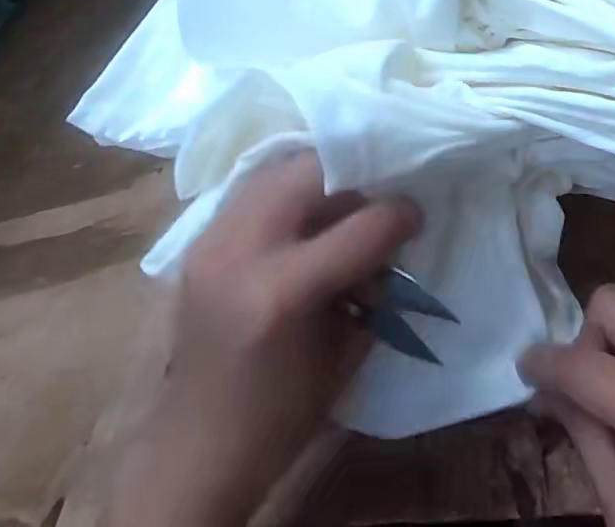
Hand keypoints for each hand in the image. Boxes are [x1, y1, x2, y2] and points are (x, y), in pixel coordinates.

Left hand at [107, 150, 420, 526]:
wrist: (197, 445)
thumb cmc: (283, 414)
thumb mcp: (346, 352)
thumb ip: (374, 283)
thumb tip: (392, 232)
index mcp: (281, 292)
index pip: (358, 228)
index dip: (398, 214)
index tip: (416, 212)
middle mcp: (239, 250)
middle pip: (308, 173)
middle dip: (354, 175)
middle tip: (378, 195)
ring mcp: (210, 239)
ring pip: (276, 169)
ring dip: (318, 175)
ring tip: (343, 197)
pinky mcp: (197, 239)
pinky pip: (251, 188)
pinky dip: (286, 188)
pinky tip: (304, 210)